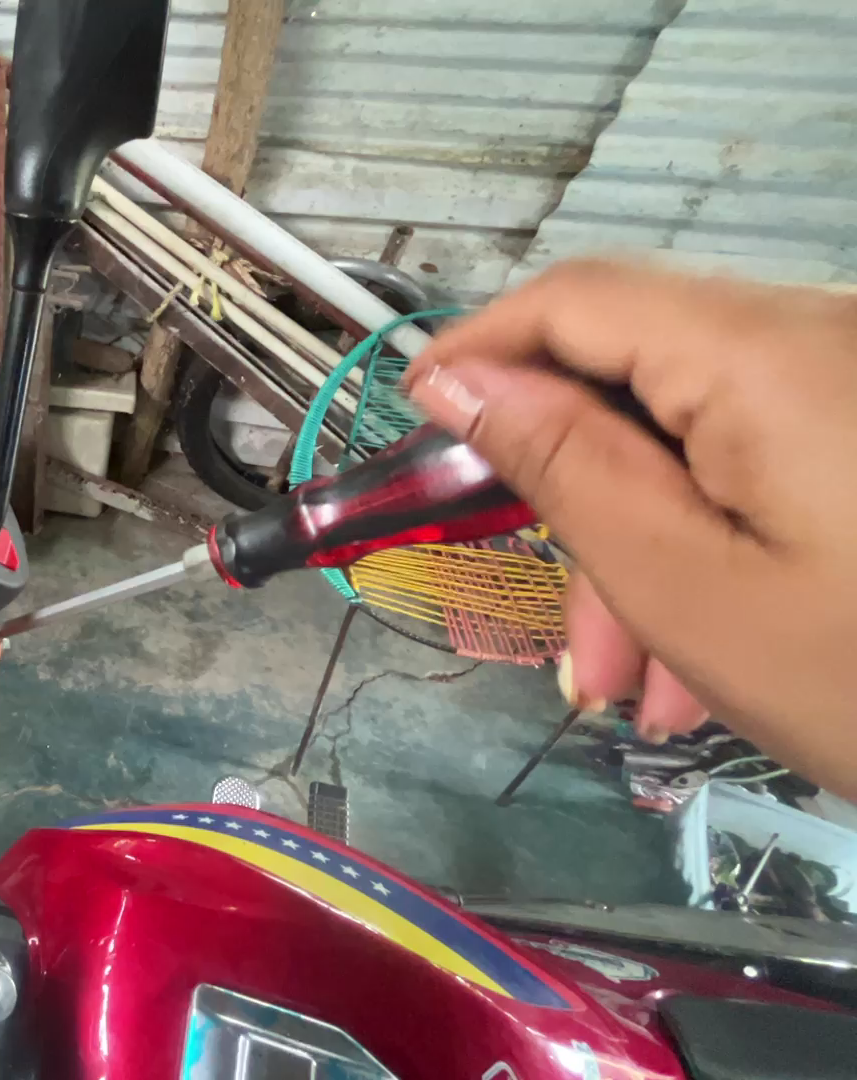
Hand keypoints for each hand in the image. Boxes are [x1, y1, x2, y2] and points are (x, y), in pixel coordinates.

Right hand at [405, 260, 856, 794]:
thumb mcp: (682, 582)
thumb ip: (559, 463)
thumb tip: (456, 382)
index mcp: (772, 362)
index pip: (575, 298)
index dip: (474, 343)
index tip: (413, 411)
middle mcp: (832, 342)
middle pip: (629, 376)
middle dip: (559, 483)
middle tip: (537, 595)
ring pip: (688, 432)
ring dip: (629, 536)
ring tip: (634, 668)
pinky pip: (758, 458)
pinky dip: (702, 535)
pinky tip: (708, 640)